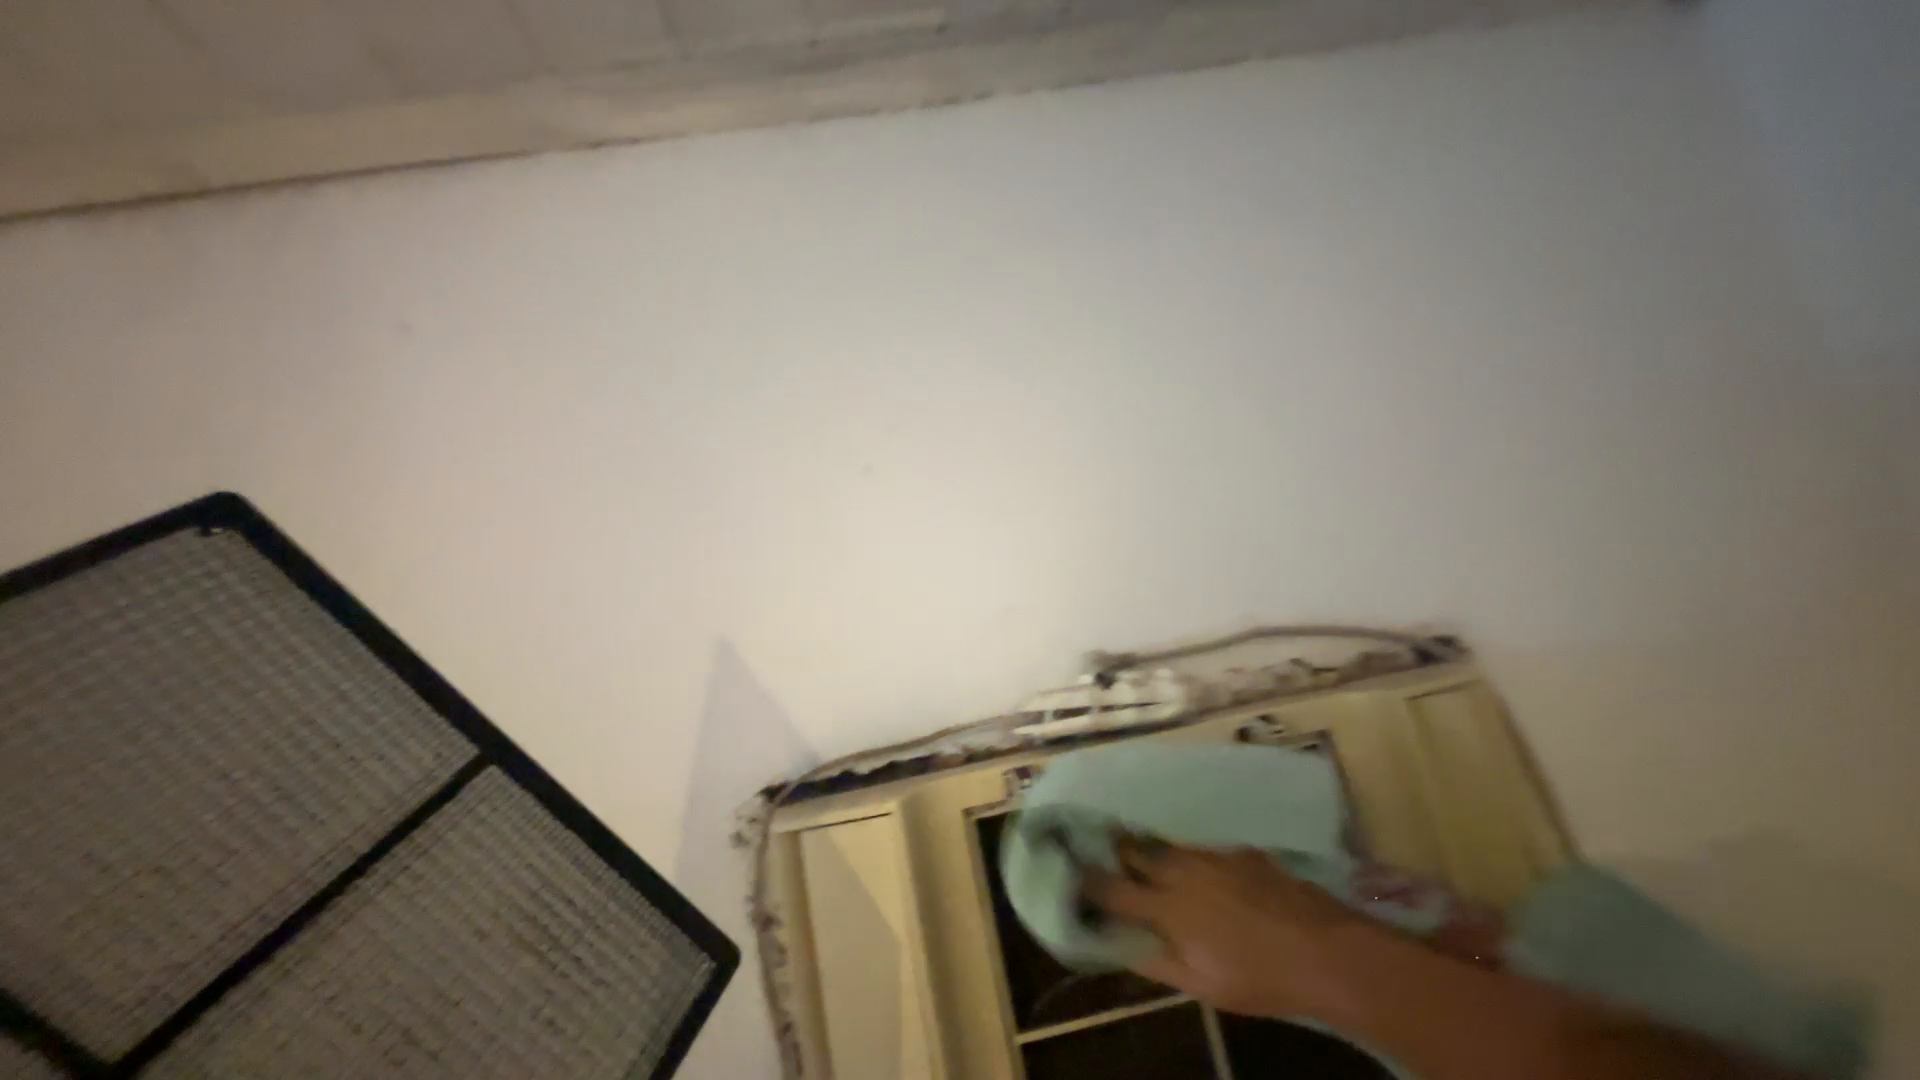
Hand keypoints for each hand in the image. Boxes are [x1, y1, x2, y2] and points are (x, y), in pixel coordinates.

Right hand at [1083, 836, 1369, 1019]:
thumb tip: (1119, 944)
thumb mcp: (1201, 985)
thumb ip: (1155, 961)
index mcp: (1167, 908)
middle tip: (1101, 845)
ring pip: (1169, 844)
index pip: (1112, 888)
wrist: (1327, 951)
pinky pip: (1204, 845)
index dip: (1088, 880)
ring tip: (1143, 849)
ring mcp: (1215, 856)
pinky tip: (1200, 863)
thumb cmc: (1260, 978)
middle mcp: (1183, 872)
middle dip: (1115, 848)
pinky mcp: (1243, 851)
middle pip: (1136, 850)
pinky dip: (1191, 851)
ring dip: (1151, 847)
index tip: (1072, 870)